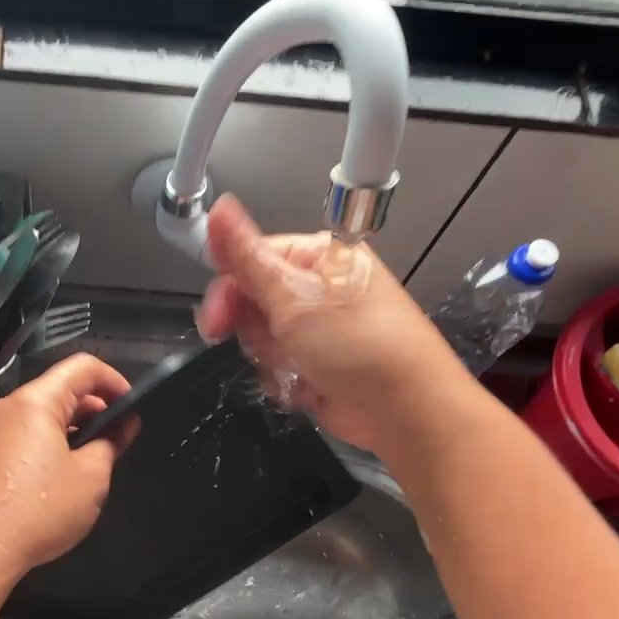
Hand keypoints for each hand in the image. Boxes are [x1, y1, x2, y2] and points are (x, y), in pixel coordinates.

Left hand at [0, 354, 136, 582]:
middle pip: (62, 388)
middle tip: (121, 437)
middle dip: (97, 406)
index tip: (132, 407)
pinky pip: (28, 434)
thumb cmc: (39, 511)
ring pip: (45, 413)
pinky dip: (54, 441)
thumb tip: (124, 425)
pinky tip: (67, 473)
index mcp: (36, 402)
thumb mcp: (91, 477)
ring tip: (99, 458)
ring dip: (77, 427)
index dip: (115, 380)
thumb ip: (112, 443)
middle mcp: (10, 407)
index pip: (83, 367)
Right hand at [194, 194, 456, 450]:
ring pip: (260, 339)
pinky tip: (304, 385)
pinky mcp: (316, 363)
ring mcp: (318, 329)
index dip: (229, 289)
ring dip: (269, 358)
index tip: (216, 318)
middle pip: (252, 301)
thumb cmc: (364, 346)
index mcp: (318, 258)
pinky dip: (281, 379)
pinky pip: (275, 367)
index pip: (252, 259)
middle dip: (251, 329)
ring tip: (297, 366)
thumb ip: (248, 258)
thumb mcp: (294, 296)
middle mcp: (318, 289)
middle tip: (263, 346)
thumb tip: (220, 209)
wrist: (403, 410)